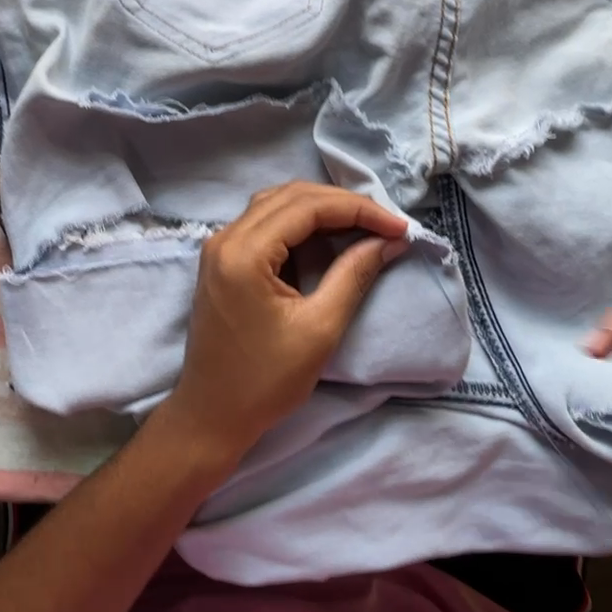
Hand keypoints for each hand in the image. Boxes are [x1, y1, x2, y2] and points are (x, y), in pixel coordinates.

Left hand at [157, 182, 411, 464]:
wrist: (211, 414)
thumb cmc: (265, 381)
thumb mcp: (319, 329)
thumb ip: (353, 276)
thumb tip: (388, 242)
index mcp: (244, 252)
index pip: (307, 206)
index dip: (358, 210)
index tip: (399, 228)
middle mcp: (225, 238)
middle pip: (290, 196)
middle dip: (342, 205)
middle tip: (386, 225)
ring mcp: (219, 247)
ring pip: (276, 205)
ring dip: (321, 209)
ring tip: (364, 227)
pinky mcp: (222, 260)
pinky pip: (264, 223)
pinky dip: (300, 224)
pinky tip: (329, 236)